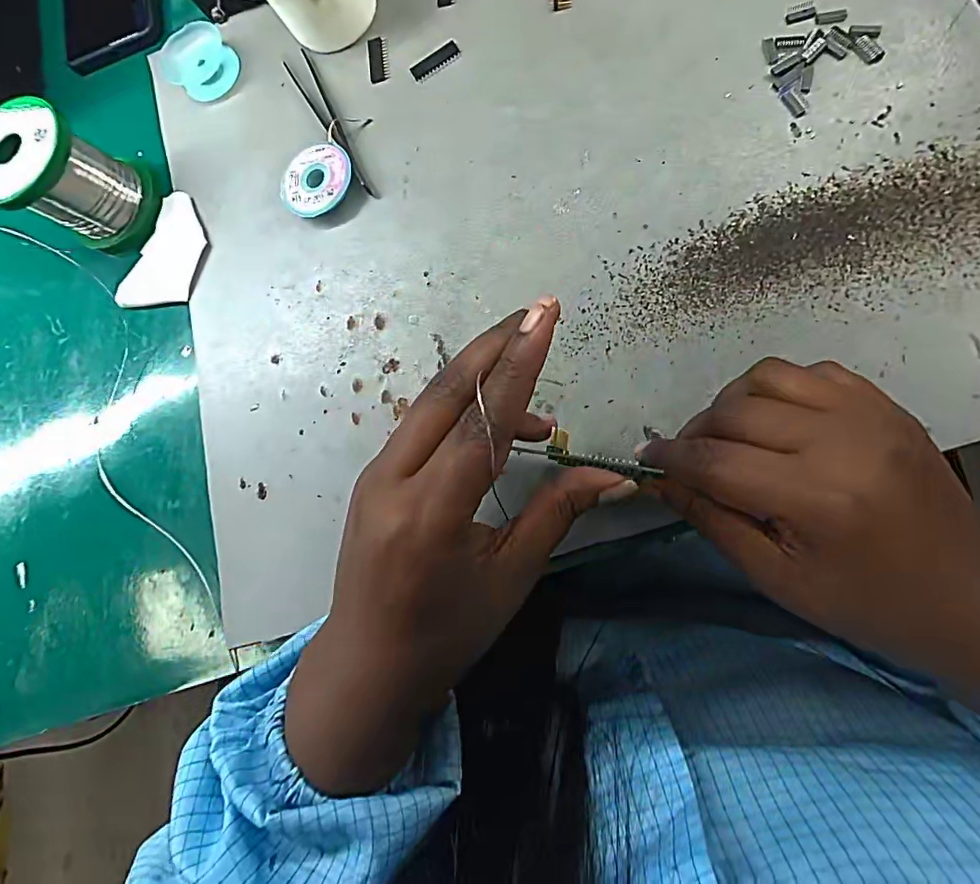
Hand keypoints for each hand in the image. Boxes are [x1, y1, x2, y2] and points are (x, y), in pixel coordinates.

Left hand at [285, 298, 632, 794]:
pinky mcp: (374, 476)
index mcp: (431, 514)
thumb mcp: (510, 578)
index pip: (481, 421)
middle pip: (446, 392)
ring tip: (536, 390)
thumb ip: (557, 513)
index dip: (519, 365)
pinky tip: (500, 427)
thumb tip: (613, 476)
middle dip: (494, 345)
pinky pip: (422, 425)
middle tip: (536, 312)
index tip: (544, 316)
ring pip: (431, 403)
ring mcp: (376, 475)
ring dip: (481, 377)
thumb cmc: (446, 634)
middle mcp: (393, 481)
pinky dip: (462, 409)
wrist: (366, 667)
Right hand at [639, 358, 979, 732]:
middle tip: (686, 457)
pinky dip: (781, 389)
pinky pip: (814, 371)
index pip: (717, 461)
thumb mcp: (780, 580)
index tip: (646, 458)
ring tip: (728, 434)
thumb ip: (715, 522)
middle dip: (696, 431)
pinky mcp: (886, 404)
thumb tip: (664, 481)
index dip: (672, 458)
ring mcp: (870, 413)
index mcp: (819, 498)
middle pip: (736, 410)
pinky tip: (779, 421)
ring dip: (733, 400)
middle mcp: (843, 441)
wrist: (974, 601)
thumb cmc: (872, 607)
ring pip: (769, 374)